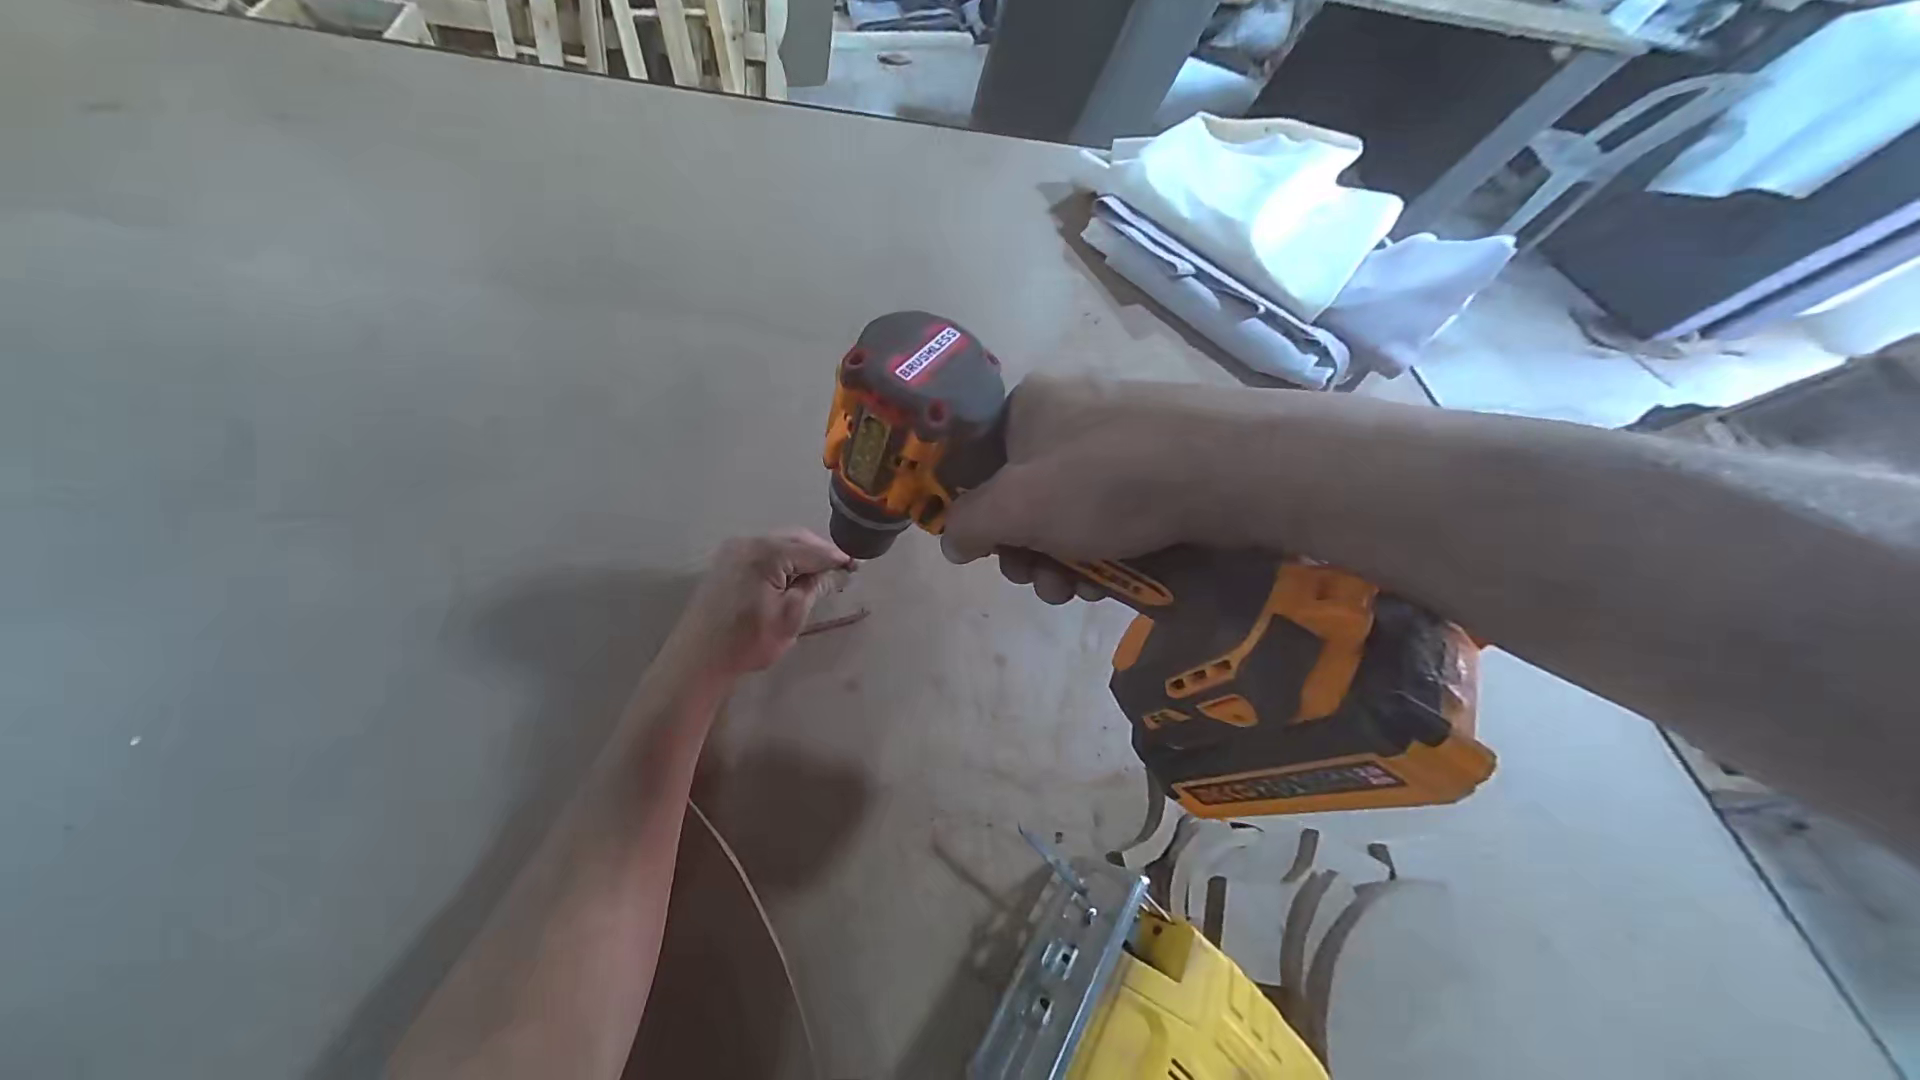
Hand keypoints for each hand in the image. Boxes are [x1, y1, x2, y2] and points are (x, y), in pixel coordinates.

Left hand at [663, 529, 854, 678]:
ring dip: (802, 554)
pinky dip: (783, 559)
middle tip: (841, 569)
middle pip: (796, 539)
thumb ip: (813, 588)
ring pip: (779, 543)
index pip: (813, 550)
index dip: (838, 558)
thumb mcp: (790, 617)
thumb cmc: (747, 641)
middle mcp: (749, 542)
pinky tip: (792, 575)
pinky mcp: (726, 562)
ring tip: (820, 574)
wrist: (697, 658)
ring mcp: (734, 550)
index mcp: (767, 553)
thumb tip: (831, 573)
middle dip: (820, 552)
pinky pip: (764, 551)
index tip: (857, 567)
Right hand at [940, 376, 1243, 604]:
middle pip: (1022, 492)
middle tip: (1034, 579)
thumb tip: (950, 542)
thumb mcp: (1017, 507)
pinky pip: (1108, 512)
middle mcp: (1069, 414)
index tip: (984, 551)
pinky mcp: (1155, 466)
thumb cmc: (1103, 482)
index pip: (977, 459)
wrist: (1225, 471)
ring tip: (1072, 590)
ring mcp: (1116, 440)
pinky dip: (1099, 549)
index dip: (973, 510)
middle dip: (1022, 548)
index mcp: (1027, 406)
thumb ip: (969, 524)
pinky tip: (1107, 580)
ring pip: (1066, 510)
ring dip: (1059, 558)